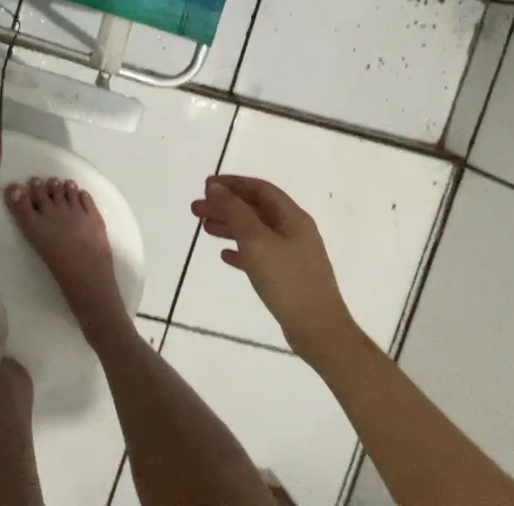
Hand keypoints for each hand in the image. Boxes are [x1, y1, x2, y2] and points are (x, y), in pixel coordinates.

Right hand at [191, 175, 357, 360]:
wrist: (318, 329)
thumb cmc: (286, 279)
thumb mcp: (256, 240)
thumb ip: (235, 210)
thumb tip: (216, 187)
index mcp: (293, 218)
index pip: (260, 189)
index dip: (232, 184)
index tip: (205, 186)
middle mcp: (295, 231)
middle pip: (255, 210)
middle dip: (225, 206)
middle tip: (196, 209)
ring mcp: (293, 255)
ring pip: (255, 232)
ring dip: (229, 226)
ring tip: (204, 229)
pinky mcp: (288, 276)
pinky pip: (260, 255)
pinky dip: (240, 250)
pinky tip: (224, 256)